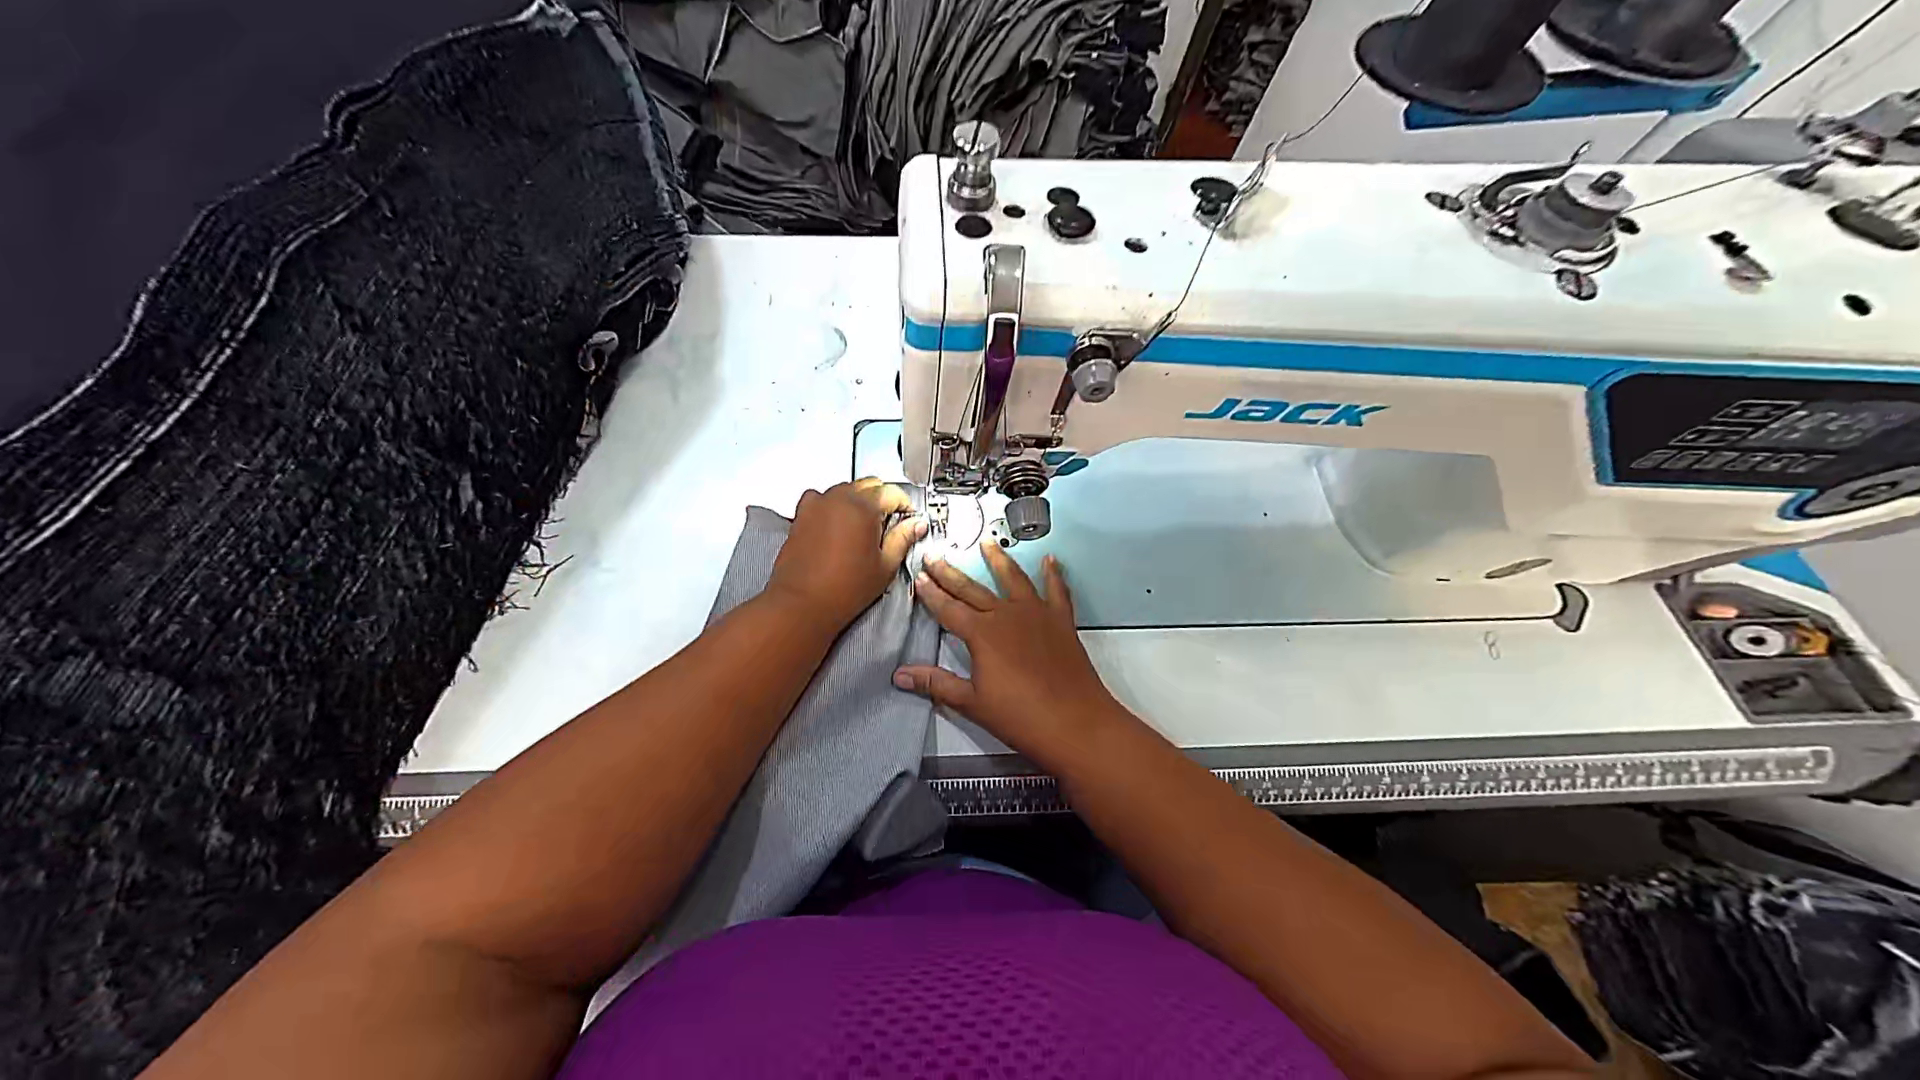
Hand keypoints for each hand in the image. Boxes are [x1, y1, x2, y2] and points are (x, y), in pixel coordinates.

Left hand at [764, 479, 925, 630]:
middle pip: (869, 486)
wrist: (801, 604)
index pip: (892, 492)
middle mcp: (838, 498)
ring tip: (865, 529)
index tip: (909, 517)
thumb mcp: (885, 566)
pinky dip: (834, 507)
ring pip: (846, 490)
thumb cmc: (841, 590)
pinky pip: (823, 500)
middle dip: (883, 500)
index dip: (906, 504)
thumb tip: (915, 525)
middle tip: (891, 525)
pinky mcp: (801, 515)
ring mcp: (817, 505)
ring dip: (859, 502)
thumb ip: (903, 539)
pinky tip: (839, 528)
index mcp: (863, 507)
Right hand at [893, 544, 1124, 765]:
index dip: (931, 593)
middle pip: (972, 588)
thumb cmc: (1021, 717)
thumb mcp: (971, 702)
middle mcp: (1006, 615)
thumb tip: (901, 675)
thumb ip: (936, 683)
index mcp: (981, 634)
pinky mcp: (1061, 621)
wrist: (1074, 722)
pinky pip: (1056, 590)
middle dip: (950, 572)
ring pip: (1012, 578)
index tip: (919, 578)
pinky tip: (1050, 561)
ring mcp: (1036, 614)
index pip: (948, 608)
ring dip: (998, 560)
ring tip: (987, 543)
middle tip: (935, 556)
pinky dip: (1053, 575)